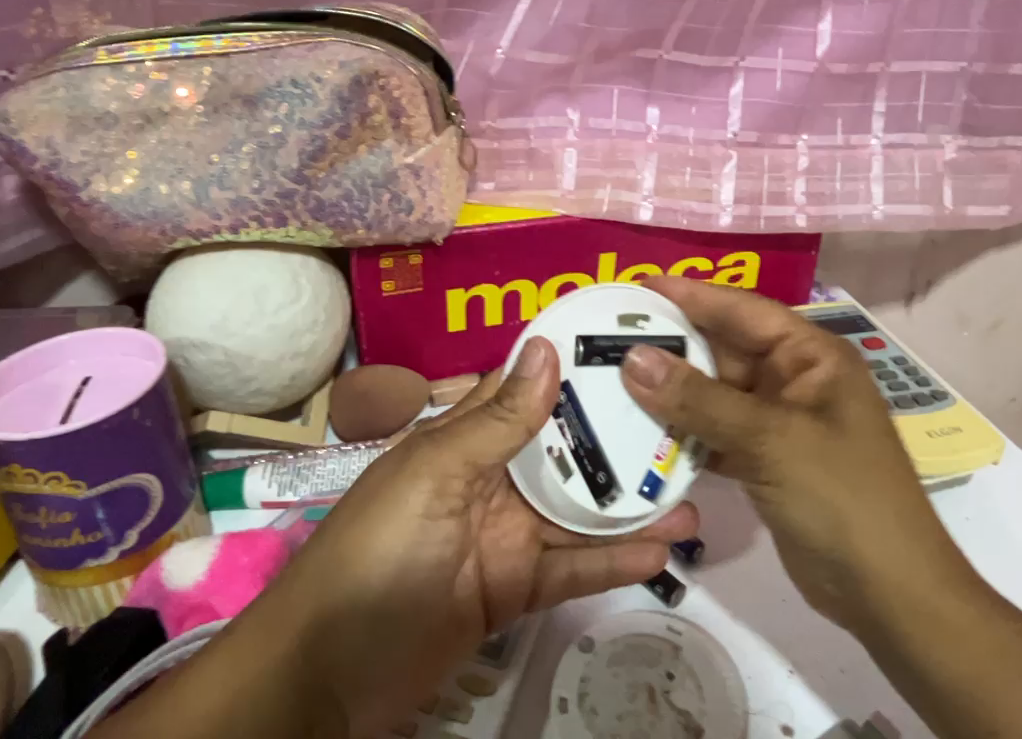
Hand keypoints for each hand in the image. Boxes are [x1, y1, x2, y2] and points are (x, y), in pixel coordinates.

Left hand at [144, 337, 698, 737]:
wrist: (328, 673)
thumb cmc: (376, 551)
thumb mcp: (433, 476)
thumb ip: (495, 422)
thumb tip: (545, 349)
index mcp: (463, 441)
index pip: (524, 392)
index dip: (573, 369)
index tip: (633, 349)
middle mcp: (490, 481)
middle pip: (564, 454)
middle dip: (619, 441)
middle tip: (685, 424)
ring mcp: (505, 538)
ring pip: (579, 514)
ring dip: (631, 506)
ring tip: (694, 495)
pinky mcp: (515, 592)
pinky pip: (573, 570)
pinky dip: (614, 562)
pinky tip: (662, 551)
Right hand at [620, 279, 967, 632]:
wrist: (888, 591)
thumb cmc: (842, 496)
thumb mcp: (770, 439)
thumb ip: (700, 400)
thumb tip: (633, 359)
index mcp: (811, 356)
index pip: (743, 310)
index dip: (691, 295)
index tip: (637, 288)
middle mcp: (796, 381)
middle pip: (725, 350)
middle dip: (672, 346)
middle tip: (609, 338)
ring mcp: (781, 424)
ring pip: (716, 395)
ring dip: (672, 393)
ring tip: (612, 382)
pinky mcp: (767, 462)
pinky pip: (716, 435)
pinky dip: (684, 435)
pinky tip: (640, 435)